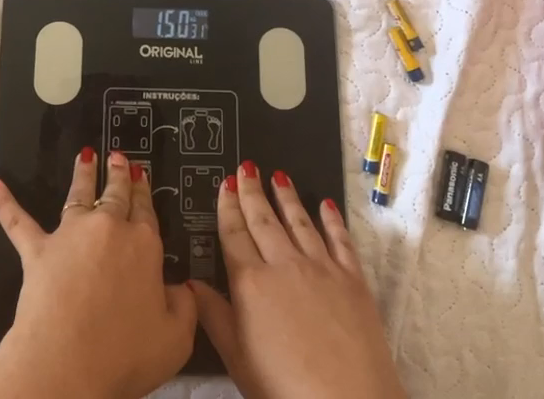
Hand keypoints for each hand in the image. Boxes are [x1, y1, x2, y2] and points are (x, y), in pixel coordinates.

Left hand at [0, 149, 196, 398]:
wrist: (67, 364)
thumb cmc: (125, 354)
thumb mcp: (176, 338)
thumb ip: (185, 306)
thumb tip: (180, 288)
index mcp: (145, 246)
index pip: (146, 212)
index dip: (145, 192)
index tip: (142, 173)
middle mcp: (109, 230)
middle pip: (116, 196)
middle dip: (119, 174)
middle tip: (118, 156)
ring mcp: (71, 236)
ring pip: (77, 195)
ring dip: (82, 173)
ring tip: (85, 155)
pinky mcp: (38, 250)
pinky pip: (18, 221)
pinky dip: (5, 202)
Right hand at [194, 162, 405, 398]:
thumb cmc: (283, 389)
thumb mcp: (237, 358)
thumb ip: (214, 316)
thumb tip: (190, 282)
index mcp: (251, 282)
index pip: (234, 234)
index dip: (227, 207)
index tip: (225, 184)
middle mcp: (284, 264)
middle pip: (263, 220)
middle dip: (252, 192)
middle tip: (246, 168)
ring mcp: (321, 268)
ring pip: (300, 222)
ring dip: (287, 197)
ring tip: (278, 176)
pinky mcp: (353, 279)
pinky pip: (339, 240)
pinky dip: (332, 220)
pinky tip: (326, 205)